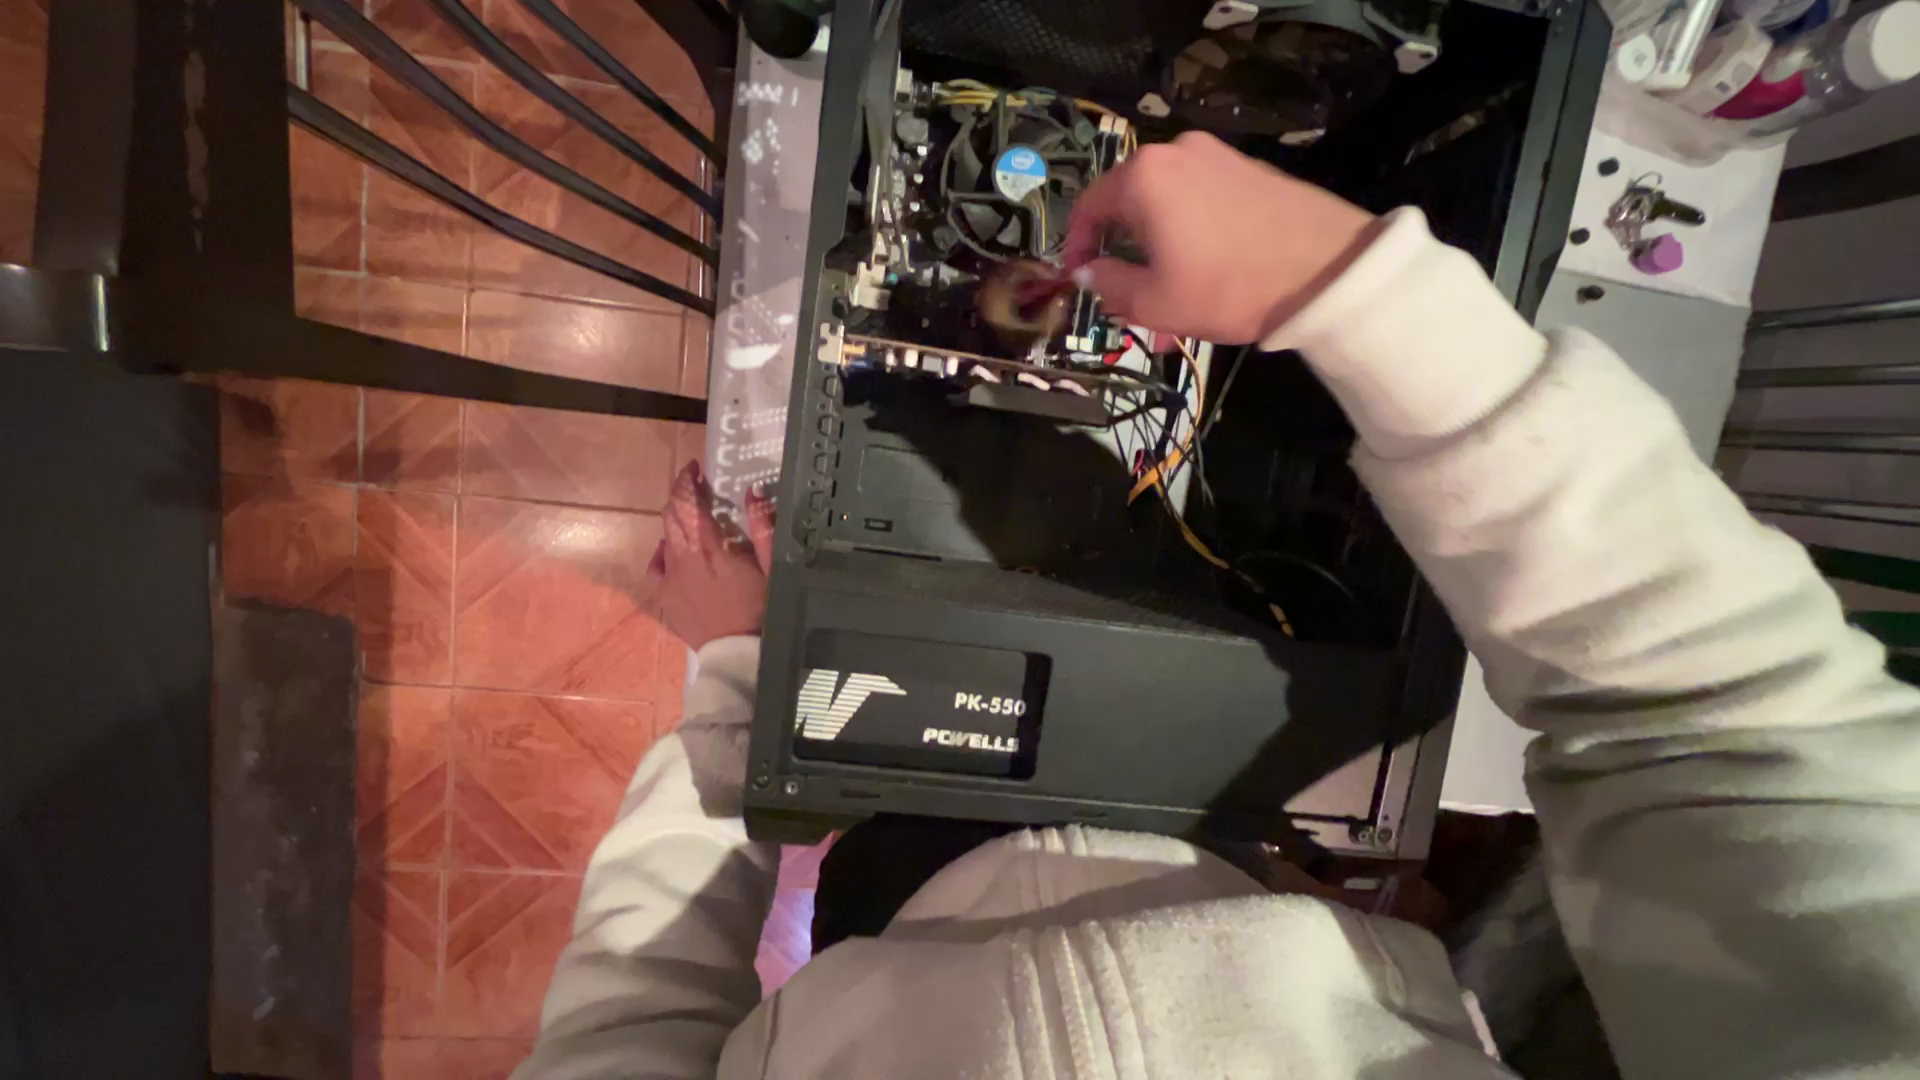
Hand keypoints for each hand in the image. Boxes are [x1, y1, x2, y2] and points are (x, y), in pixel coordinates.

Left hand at [648, 461, 775, 651]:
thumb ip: (761, 526)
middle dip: (681, 496)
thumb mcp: (771, 564)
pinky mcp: (665, 597)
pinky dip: (663, 552)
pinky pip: (656, 566)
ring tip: (692, 520)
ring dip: (676, 522)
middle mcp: (682, 557)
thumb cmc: (761, 608)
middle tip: (696, 489)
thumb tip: (753, 492)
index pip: (688, 502)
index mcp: (709, 547)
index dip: (687, 481)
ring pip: (665, 537)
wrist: (739, 652)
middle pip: (672, 515)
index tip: (694, 469)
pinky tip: (671, 551)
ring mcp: (669, 578)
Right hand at [1062, 132, 1383, 343]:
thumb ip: (1108, 285)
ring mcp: (1217, 159)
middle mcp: (1177, 154)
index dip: (1075, 248)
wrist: (1327, 271)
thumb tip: (1086, 273)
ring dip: (1156, 262)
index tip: (1078, 282)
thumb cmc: (1226, 288)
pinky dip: (1187, 245)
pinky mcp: (1248, 173)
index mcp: (1144, 177)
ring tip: (1166, 316)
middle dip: (1122, 262)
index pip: (1088, 207)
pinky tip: (1198, 287)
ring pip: (1166, 216)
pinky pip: (1198, 209)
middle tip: (1125, 307)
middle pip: (1129, 210)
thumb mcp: (1154, 302)